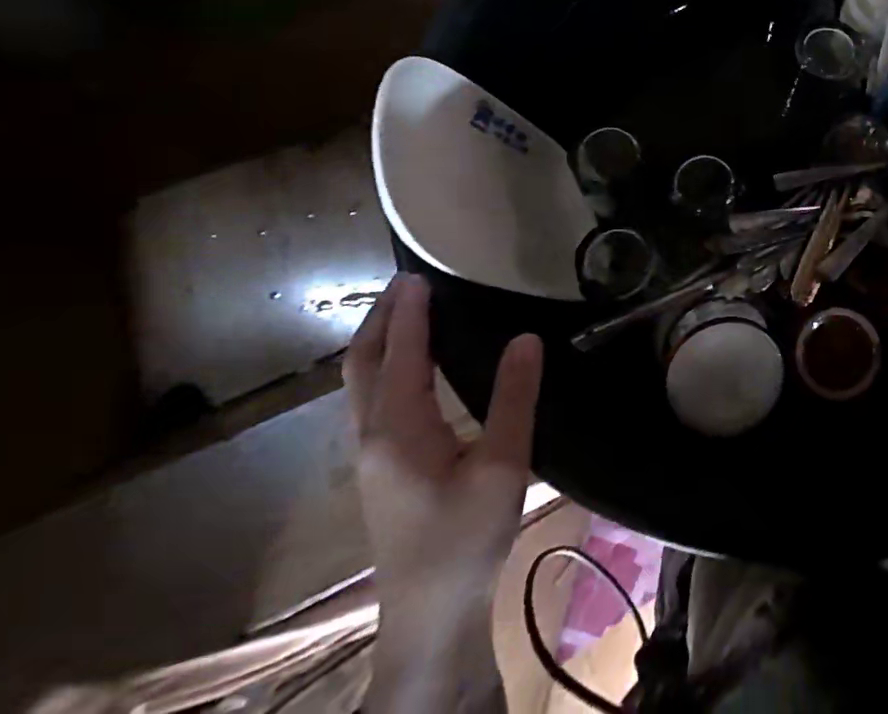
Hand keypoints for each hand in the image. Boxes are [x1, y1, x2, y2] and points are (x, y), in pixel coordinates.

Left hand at [345, 273, 543, 713]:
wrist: (431, 612)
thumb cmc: (466, 537)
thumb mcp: (503, 467)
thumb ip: (513, 399)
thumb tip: (525, 340)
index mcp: (397, 429)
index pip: (401, 355)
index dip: (410, 314)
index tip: (420, 275)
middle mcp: (371, 435)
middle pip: (361, 364)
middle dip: (380, 320)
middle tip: (406, 284)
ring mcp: (371, 455)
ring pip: (362, 384)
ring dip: (379, 342)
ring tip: (405, 313)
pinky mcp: (381, 469)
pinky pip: (373, 401)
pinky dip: (385, 368)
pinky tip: (411, 370)